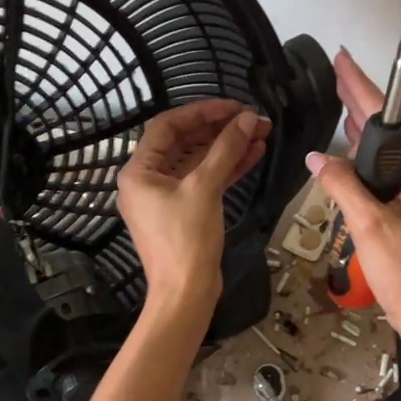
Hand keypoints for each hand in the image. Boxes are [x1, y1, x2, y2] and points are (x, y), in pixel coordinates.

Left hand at [117, 99, 268, 311]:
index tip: (234, 107)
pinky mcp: (183, 212)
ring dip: (227, 147)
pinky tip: (253, 154)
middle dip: (219, 130)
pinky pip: (203, 181)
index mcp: (138, 172)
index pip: (168, 126)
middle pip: (183, 142)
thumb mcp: (204, 189)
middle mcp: (146, 181)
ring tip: (261, 133)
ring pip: (197, 162)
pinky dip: (226, 168)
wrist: (185, 293)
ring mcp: (165, 197)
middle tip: (253, 120)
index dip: (202, 112)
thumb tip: (247, 119)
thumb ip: (225, 150)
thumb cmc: (186, 241)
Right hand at [305, 49, 400, 337]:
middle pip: (393, 135)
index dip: (363, 89)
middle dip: (362, 106)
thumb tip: (318, 157)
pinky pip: (393, 180)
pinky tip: (351, 160)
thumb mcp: (370, 228)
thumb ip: (343, 186)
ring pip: (392, 159)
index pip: (389, 122)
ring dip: (364, 137)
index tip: (343, 61)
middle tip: (336, 77)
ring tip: (339, 108)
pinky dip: (370, 166)